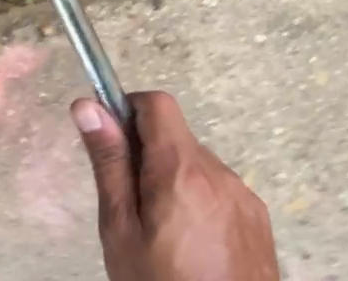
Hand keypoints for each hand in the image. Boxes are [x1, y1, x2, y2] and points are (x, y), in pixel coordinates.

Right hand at [72, 92, 277, 280]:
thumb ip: (108, 163)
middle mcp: (221, 174)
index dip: (128, 111)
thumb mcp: (120, 228)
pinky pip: (218, 190)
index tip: (113, 146)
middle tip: (130, 203)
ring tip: (162, 232)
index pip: (157, 103)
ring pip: (195, 164)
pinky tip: (192, 244)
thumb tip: (87, 106)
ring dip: (172, 178)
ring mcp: (246, 199)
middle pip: (174, 136)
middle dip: (146, 154)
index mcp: (182, 170)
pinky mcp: (260, 223)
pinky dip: (198, 200)